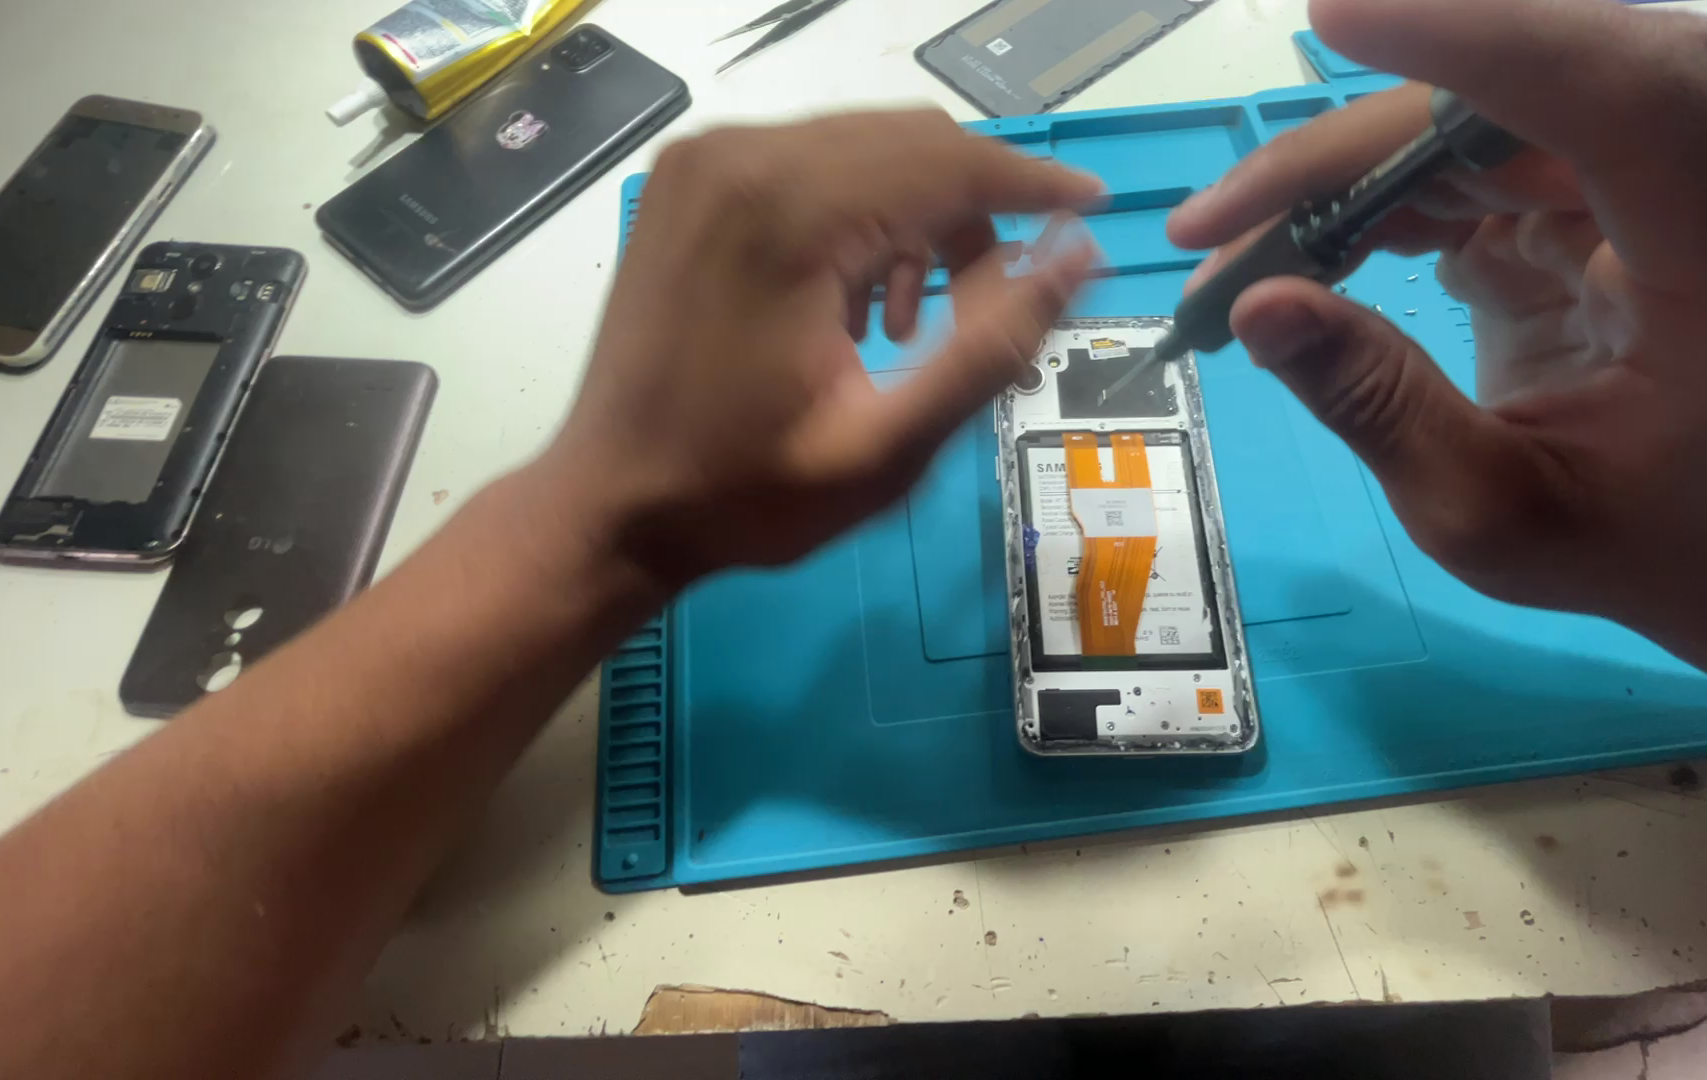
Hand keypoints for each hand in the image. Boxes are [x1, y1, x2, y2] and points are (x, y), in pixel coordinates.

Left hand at [534, 110, 1097, 588]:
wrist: (614, 506)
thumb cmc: (747, 495)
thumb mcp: (887, 447)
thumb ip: (988, 347)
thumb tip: (1077, 256)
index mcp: (787, 213)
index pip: (947, 161)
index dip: (1033, 184)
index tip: (1093, 207)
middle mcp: (738, 155)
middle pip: (908, 146)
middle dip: (972, 218)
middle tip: (989, 309)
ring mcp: (703, 163)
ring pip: (860, 155)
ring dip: (914, 226)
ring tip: (907, 329)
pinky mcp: (689, 186)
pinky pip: (807, 173)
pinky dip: (856, 225)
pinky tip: (850, 307)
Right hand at [1168, 0, 1706, 629]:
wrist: (1699, 546)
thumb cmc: (1612, 544)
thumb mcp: (1477, 506)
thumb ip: (1374, 404)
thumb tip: (1256, 305)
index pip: (1629, 88)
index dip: (1482, 40)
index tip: (1336, 17)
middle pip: (1513, 105)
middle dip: (1343, 155)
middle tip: (1211, 227)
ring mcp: (1646, 193)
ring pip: (1468, 136)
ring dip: (1333, 191)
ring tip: (1230, 261)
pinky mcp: (1588, 209)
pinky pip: (1460, 177)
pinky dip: (1364, 214)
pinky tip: (1299, 263)